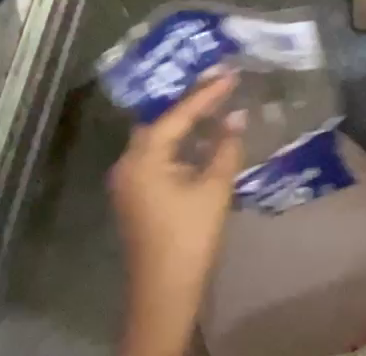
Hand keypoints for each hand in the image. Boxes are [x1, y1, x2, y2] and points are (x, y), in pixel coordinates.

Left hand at [110, 71, 244, 355]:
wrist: (164, 292)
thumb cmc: (190, 238)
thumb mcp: (214, 189)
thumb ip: (225, 146)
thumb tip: (237, 116)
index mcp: (143, 156)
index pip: (178, 114)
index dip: (206, 93)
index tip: (229, 72)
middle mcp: (128, 161)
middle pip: (161, 120)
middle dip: (190, 100)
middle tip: (217, 79)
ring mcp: (128, 179)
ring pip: (157, 137)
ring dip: (184, 122)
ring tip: (214, 102)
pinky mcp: (135, 193)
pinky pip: (156, 155)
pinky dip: (177, 144)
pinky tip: (201, 138)